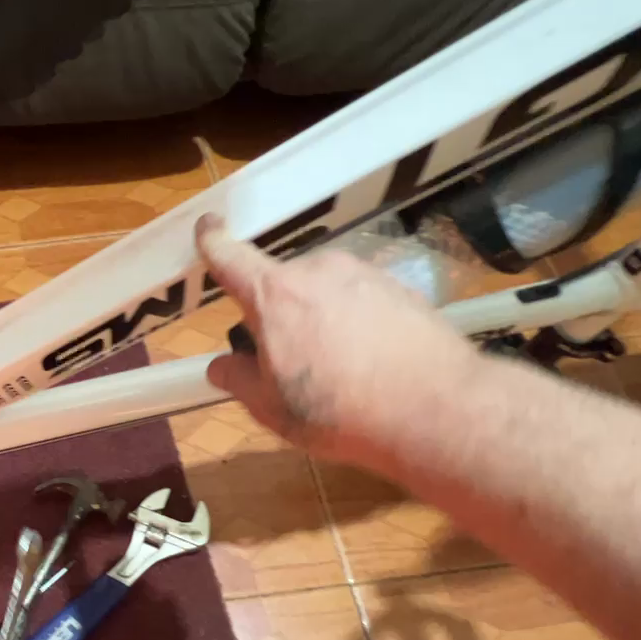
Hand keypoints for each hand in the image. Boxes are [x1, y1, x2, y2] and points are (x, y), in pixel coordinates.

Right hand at [197, 213, 479, 468]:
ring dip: (317, 318)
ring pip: (322, 292)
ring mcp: (362, 274)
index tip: (207, 228)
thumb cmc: (335, 410)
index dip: (212, 241)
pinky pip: (359, 299)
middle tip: (287, 361)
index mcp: (273, 295)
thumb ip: (237, 379)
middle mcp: (317, 270)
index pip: (230, 257)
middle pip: (280, 284)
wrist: (433, 408)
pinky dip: (354, 323)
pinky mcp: (399, 287)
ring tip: (336, 369)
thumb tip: (222, 366)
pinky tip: (370, 362)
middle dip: (276, 314)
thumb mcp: (270, 407)